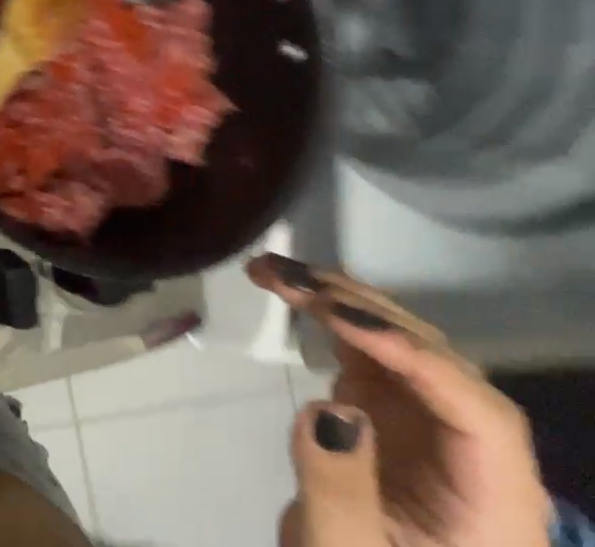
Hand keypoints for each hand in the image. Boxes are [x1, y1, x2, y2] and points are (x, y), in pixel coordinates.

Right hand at [246, 254, 551, 546]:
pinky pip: (374, 359)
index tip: (337, 318)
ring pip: (407, 352)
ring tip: (277, 272)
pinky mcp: (389, 416)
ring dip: (346, 305)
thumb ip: (340, 489)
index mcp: (497, 501)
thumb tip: (330, 408)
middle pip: (445, 369)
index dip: (418, 358)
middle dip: (369, 316)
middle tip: (291, 279)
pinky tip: (297, 295)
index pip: (481, 414)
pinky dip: (335, 322)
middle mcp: (477, 455)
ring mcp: (432, 431)